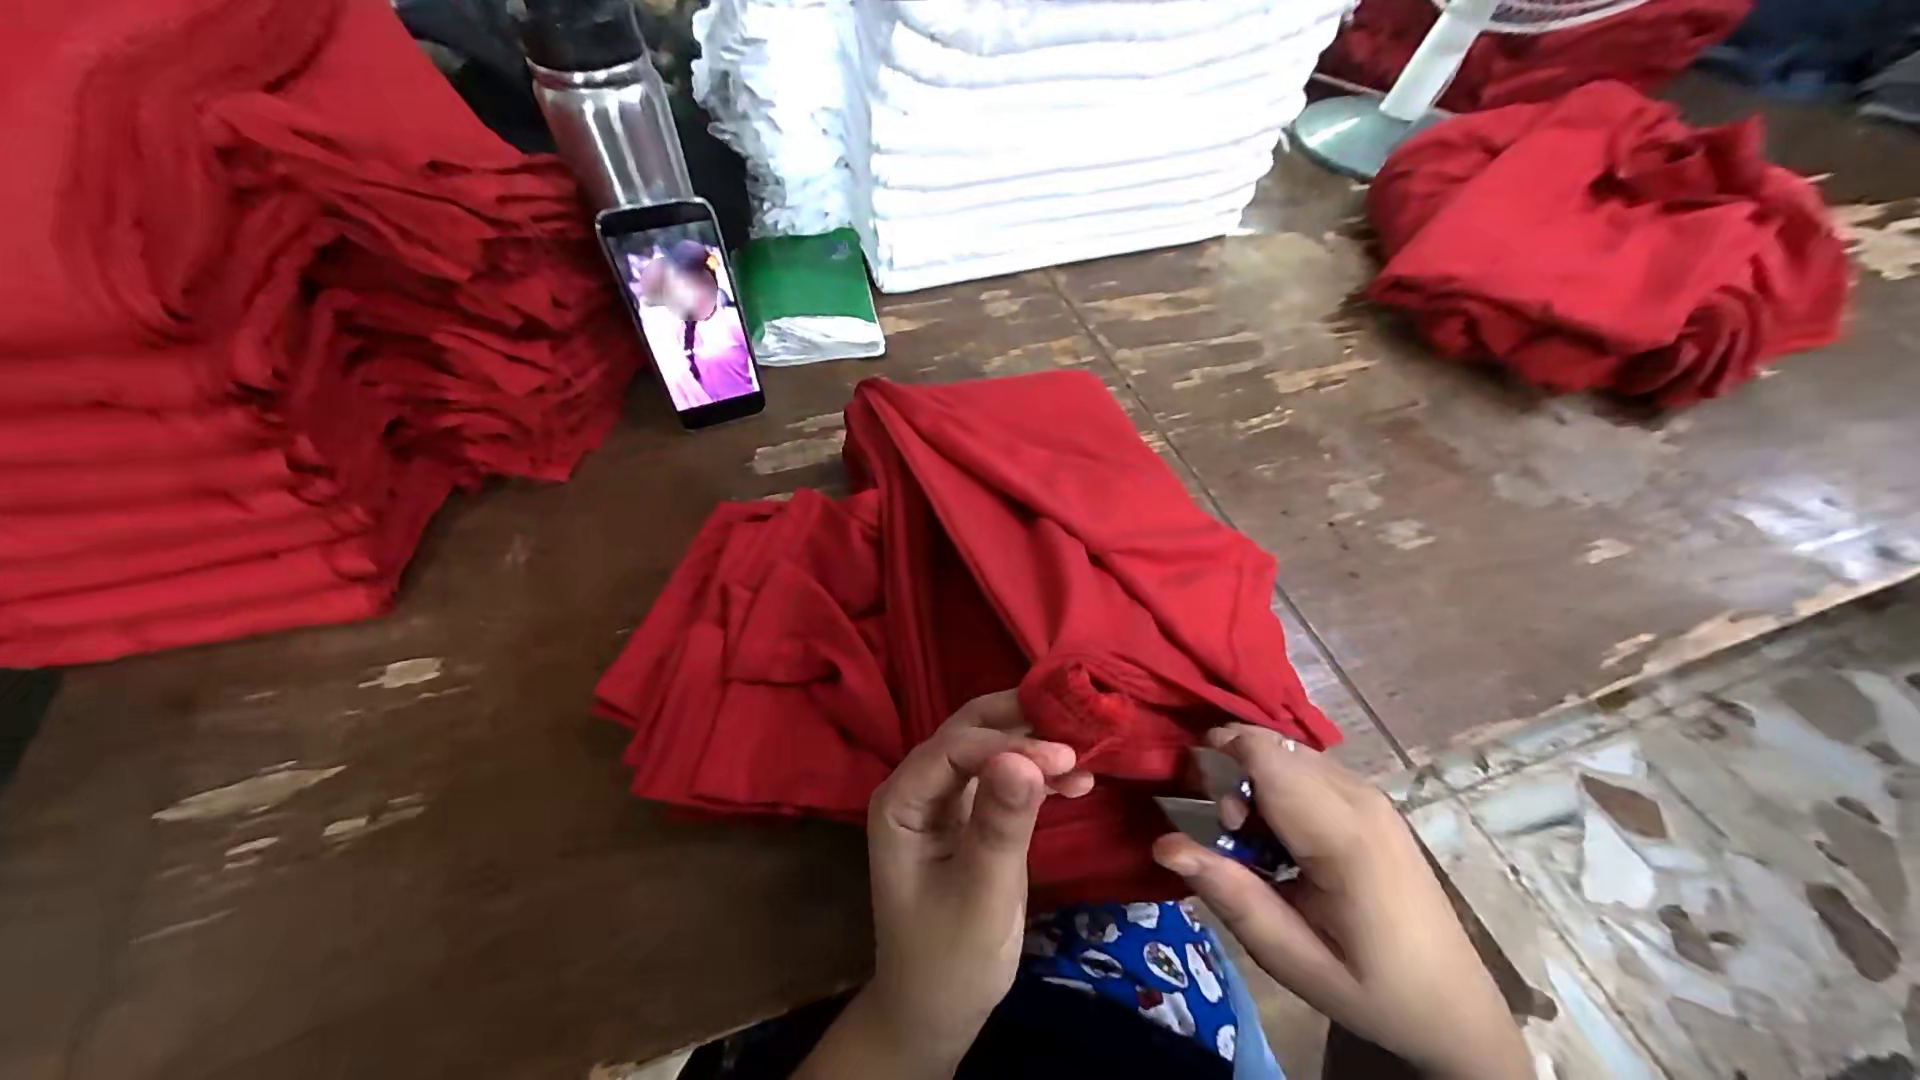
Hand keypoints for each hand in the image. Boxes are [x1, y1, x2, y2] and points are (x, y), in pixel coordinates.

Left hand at [798, 691, 1092, 1079]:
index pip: (954, 747)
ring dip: (1035, 744)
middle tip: (1076, 722)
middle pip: (970, 729)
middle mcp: (920, 786)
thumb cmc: (949, 959)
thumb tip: (1025, 758)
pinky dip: (1039, 773)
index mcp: (901, 800)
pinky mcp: (971, 813)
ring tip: (1085, 755)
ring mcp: (945, 797)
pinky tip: (1077, 781)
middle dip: (1021, 722)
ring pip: (991, 746)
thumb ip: (1000, 826)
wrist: (938, 1008)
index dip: (1008, 743)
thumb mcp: (980, 896)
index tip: (1063, 756)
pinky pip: (1005, 776)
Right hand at [1152, 724, 1530, 1079]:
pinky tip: (1285, 838)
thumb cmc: (1370, 989)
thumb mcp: (1290, 957)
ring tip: (1258, 844)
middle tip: (1231, 834)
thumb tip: (1163, 845)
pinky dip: (1279, 786)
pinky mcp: (1373, 800)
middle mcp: (1360, 797)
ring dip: (1255, 782)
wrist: (1455, 1008)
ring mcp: (1371, 795)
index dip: (1218, 751)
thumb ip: (1229, 894)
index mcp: (1344, 835)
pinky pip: (1308, 767)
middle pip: (1272, 747)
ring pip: (1287, 753)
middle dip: (1234, 774)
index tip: (1192, 788)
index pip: (1266, 753)